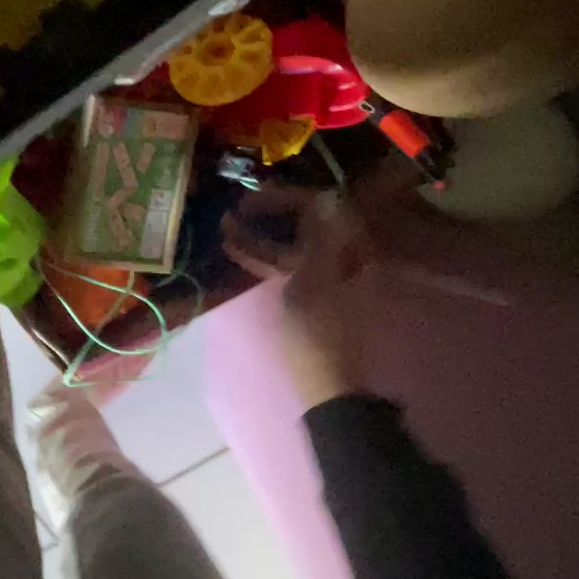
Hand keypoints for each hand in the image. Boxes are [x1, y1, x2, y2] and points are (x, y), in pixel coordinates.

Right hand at [222, 168, 417, 406]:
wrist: (326, 383)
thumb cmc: (317, 331)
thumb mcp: (312, 279)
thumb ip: (319, 236)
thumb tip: (323, 195)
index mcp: (349, 252)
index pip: (320, 205)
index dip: (285, 197)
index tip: (250, 201)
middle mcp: (345, 257)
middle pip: (307, 221)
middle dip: (271, 213)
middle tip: (238, 212)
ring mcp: (330, 275)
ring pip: (294, 242)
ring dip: (263, 234)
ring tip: (229, 230)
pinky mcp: (315, 291)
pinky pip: (289, 261)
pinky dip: (266, 255)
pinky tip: (238, 251)